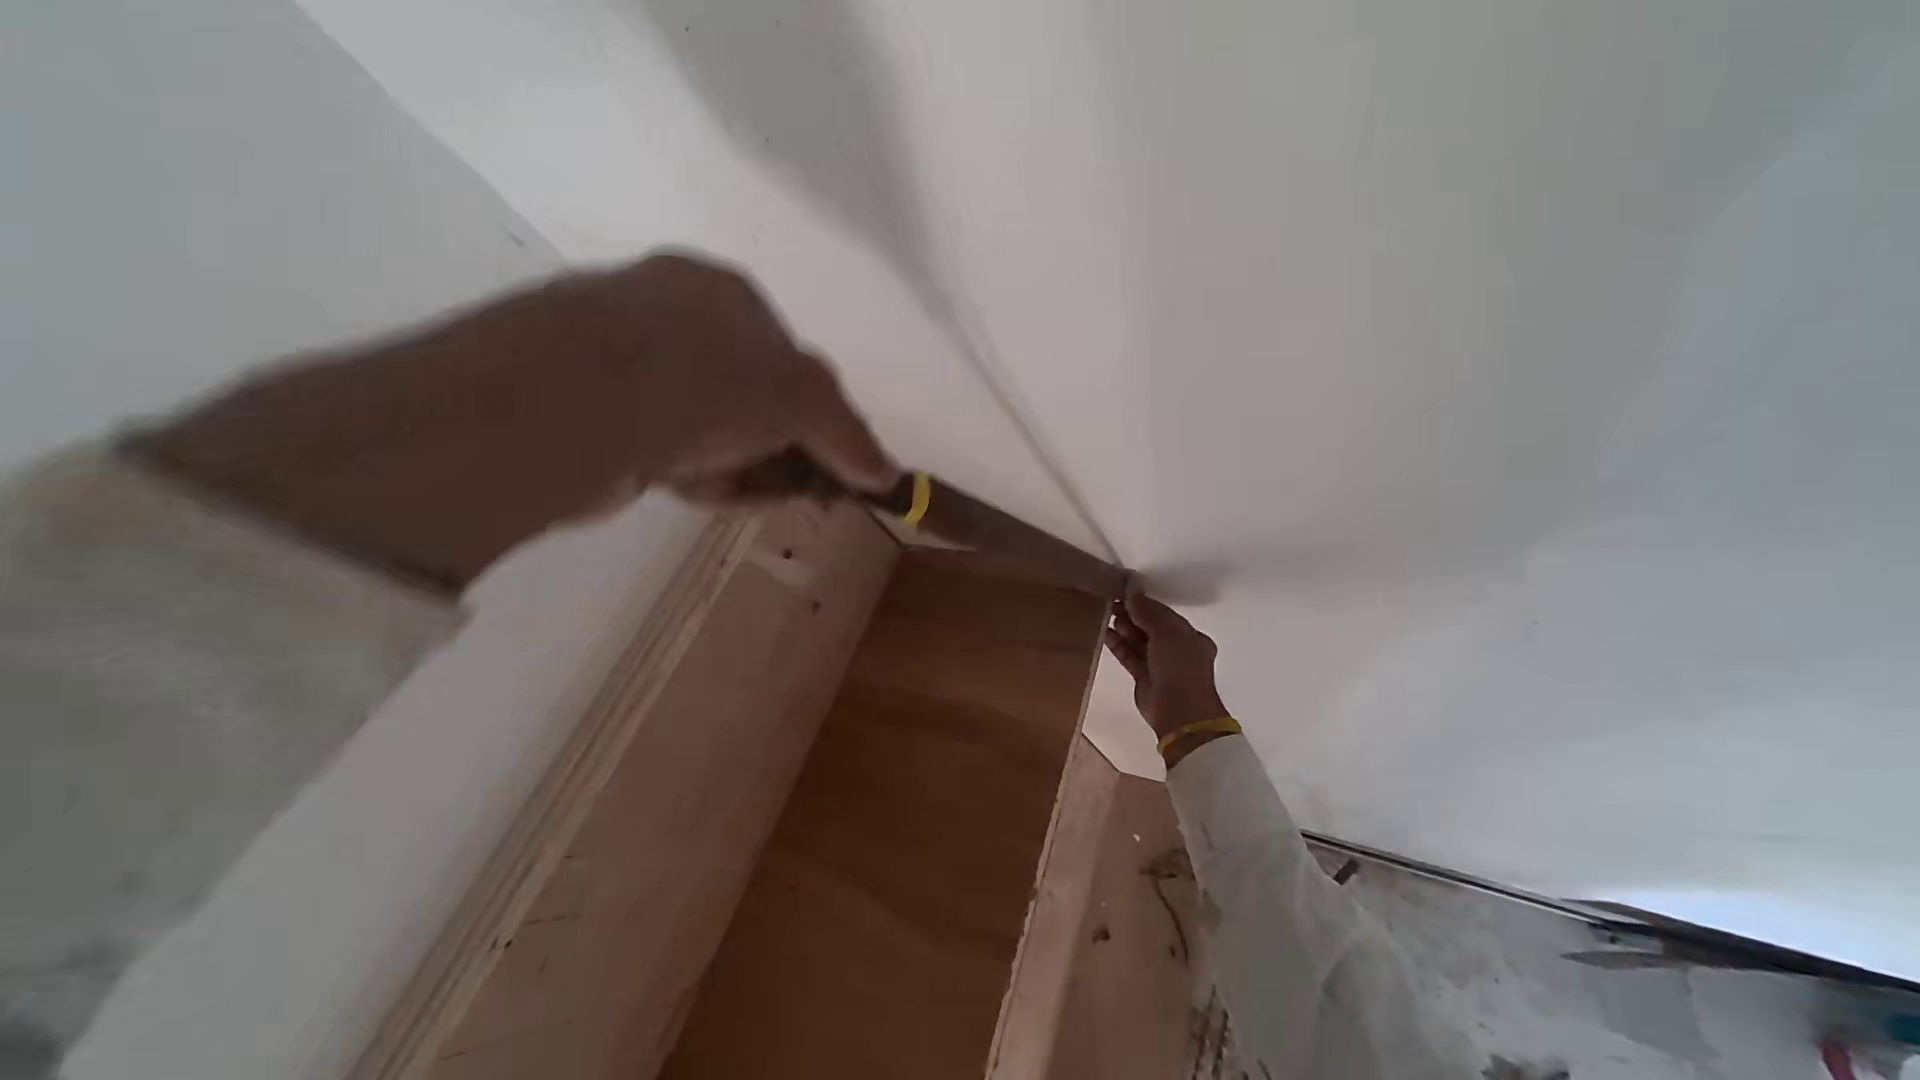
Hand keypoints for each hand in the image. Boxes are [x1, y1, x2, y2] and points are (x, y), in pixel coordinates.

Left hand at [135, 253, 896, 590]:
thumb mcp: (798, 401)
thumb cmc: (700, 384)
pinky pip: (661, 441)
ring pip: (707, 423)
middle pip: (750, 394)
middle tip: (783, 488)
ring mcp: (618, 348)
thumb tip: (888, 473)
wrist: (565, 404)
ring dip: (733, 465)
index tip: (829, 469)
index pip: (793, 361)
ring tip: (726, 491)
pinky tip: (684, 488)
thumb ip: (848, 433)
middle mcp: (669, 306)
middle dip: (775, 447)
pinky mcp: (581, 397)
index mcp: (724, 290)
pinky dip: (687, 471)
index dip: (819, 420)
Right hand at [1102, 583, 1228, 738]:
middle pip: (1149, 626)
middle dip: (1132, 614)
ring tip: (1106, 615)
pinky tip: (1104, 632)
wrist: (1180, 713)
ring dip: (1123, 628)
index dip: (1144, 602)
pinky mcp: (1143, 677)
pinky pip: (1128, 655)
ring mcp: (1159, 664)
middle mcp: (1176, 648)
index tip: (1123, 592)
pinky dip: (1117, 644)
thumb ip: (1147, 610)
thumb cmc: (1180, 667)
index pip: (1163, 614)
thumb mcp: (1167, 632)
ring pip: (1137, 640)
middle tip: (1111, 603)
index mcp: (1189, 636)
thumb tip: (1131, 585)